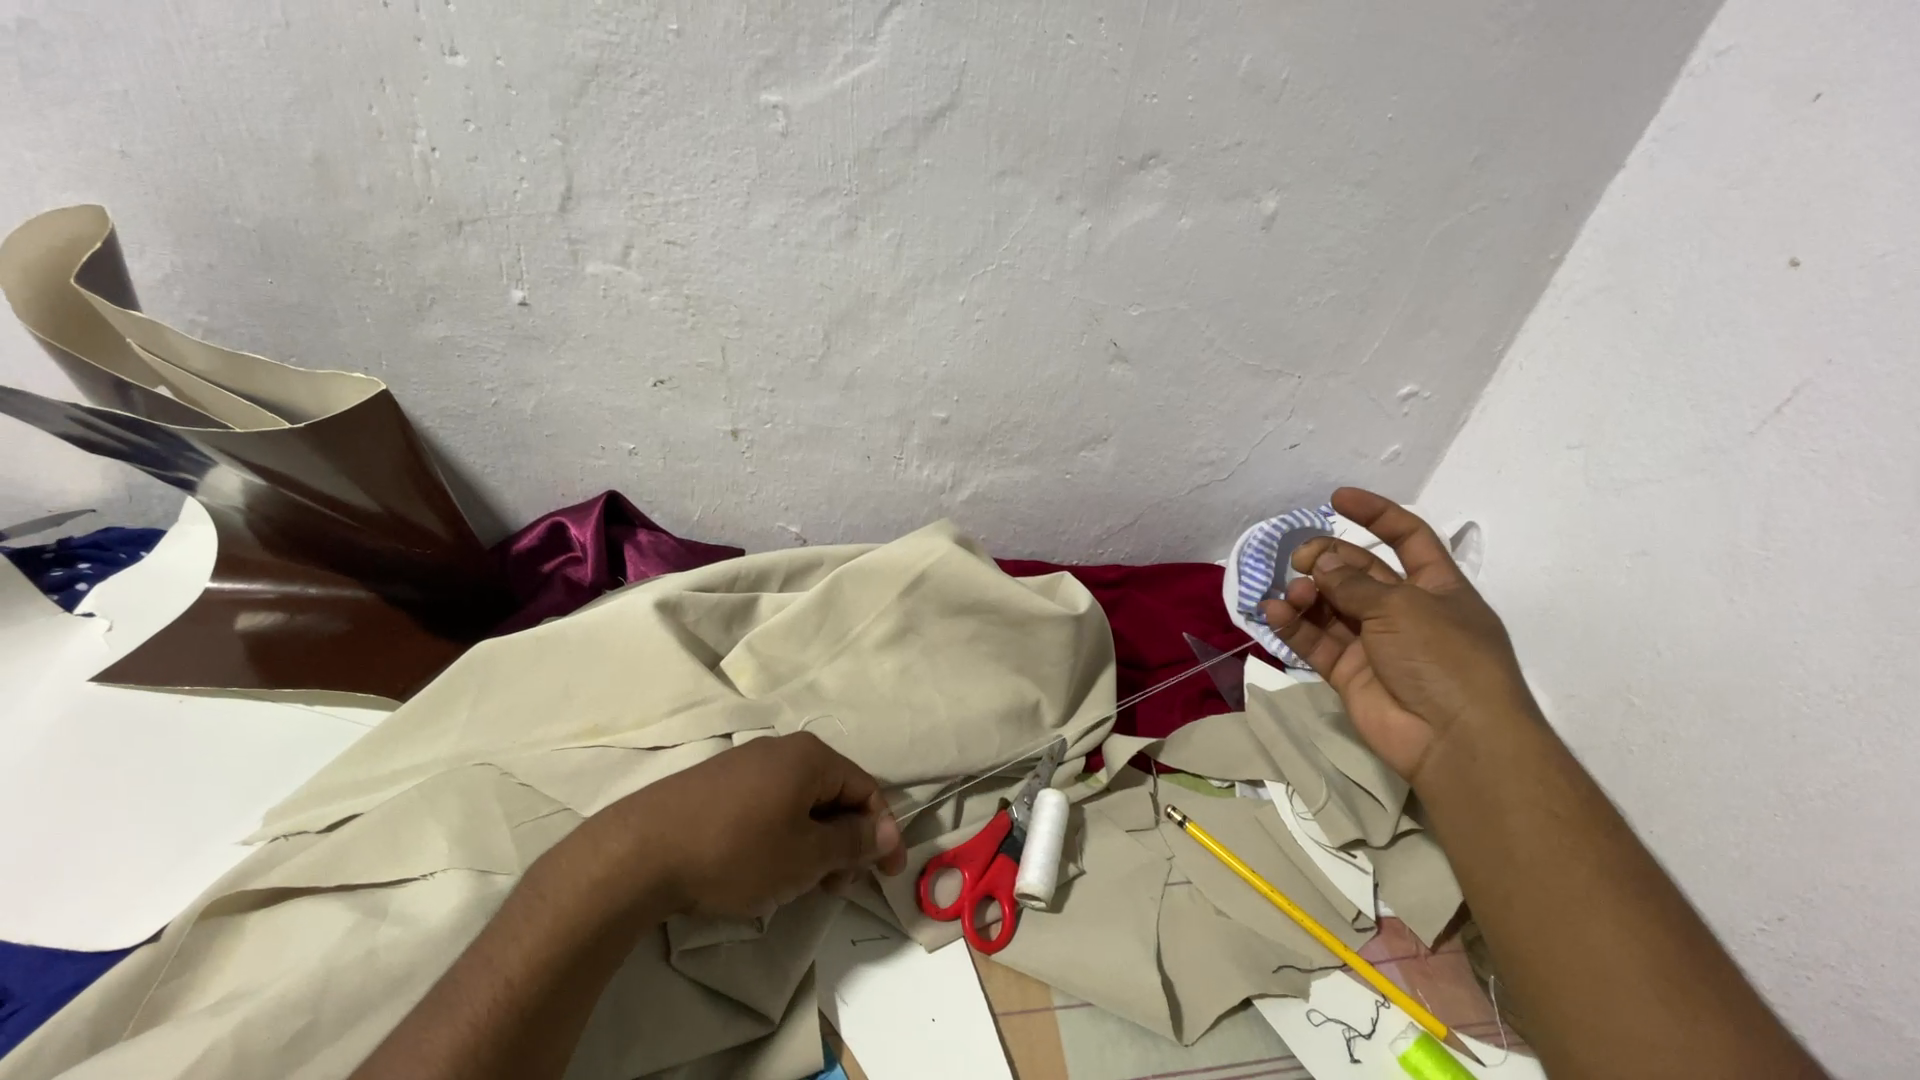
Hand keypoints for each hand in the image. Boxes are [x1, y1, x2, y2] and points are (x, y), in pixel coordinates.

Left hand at [590, 732, 906, 919]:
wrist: (639, 853)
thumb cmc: (737, 852)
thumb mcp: (806, 856)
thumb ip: (853, 842)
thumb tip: (884, 831)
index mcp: (810, 757)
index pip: (866, 788)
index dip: (883, 833)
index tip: (885, 875)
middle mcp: (780, 750)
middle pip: (833, 794)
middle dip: (846, 841)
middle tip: (841, 886)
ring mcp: (744, 765)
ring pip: (799, 803)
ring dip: (814, 843)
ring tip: (803, 885)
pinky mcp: (716, 786)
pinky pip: (768, 806)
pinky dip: (782, 836)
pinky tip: (766, 869)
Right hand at [1259, 487, 1537, 781]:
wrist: (1454, 739)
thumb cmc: (1445, 659)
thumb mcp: (1404, 607)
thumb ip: (1355, 584)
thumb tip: (1322, 564)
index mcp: (1436, 587)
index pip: (1407, 537)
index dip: (1376, 514)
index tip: (1337, 499)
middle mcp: (1405, 611)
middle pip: (1359, 572)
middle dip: (1329, 559)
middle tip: (1302, 559)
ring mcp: (1375, 644)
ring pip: (1332, 606)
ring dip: (1308, 593)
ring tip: (1293, 594)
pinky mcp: (1349, 673)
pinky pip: (1316, 641)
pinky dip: (1294, 626)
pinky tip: (1274, 613)